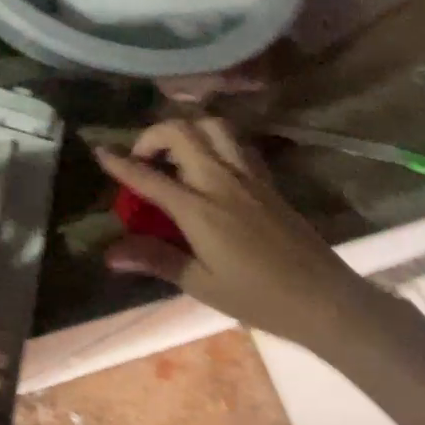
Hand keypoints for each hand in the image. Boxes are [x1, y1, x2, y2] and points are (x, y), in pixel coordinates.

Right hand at [94, 119, 380, 348]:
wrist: (325, 299)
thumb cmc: (259, 298)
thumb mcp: (202, 284)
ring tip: (176, 152)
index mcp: (199, 208)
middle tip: (144, 159)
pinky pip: (236, 141)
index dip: (120, 162)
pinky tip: (211, 160)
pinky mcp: (267, 178)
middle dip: (152, 135)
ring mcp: (247, 175)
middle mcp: (220, 180)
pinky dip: (215, 138)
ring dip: (187, 129)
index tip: (99, 150)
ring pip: (211, 125)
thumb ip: (156, 259)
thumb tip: (110, 253)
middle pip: (180, 132)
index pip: (149, 176)